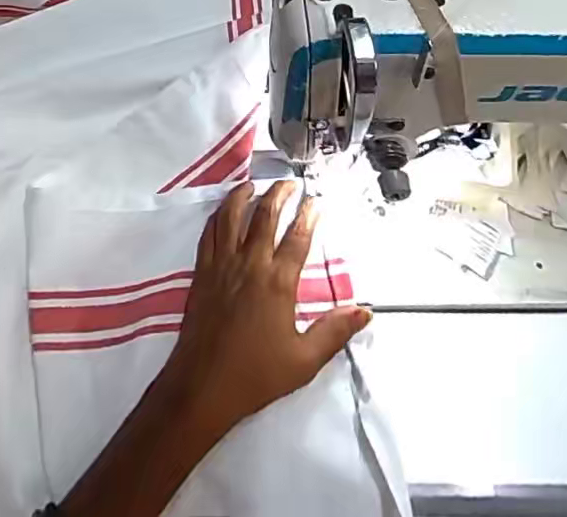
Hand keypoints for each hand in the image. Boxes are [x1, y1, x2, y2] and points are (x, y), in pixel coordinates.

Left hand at [57, 182, 371, 516]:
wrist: (204, 384)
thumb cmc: (256, 374)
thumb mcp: (304, 360)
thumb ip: (334, 331)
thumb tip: (364, 311)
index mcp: (278, 282)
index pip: (297, 237)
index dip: (309, 215)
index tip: (316, 200)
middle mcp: (250, 264)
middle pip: (265, 216)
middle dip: (279, 194)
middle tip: (289, 183)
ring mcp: (222, 264)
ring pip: (232, 217)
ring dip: (243, 195)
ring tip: (254, 184)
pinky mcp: (202, 270)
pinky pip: (209, 233)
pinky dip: (218, 215)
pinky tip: (223, 209)